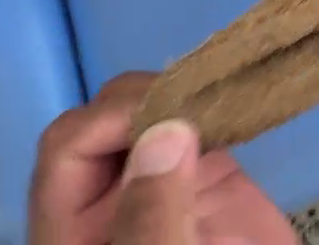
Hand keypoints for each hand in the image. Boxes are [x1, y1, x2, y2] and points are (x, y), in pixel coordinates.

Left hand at [29, 72, 297, 244]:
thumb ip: (151, 218)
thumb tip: (166, 130)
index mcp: (73, 226)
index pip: (70, 144)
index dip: (114, 118)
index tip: (176, 116)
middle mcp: (110, 196)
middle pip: (105, 117)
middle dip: (150, 98)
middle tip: (205, 101)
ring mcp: (162, 182)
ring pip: (154, 112)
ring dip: (186, 91)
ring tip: (228, 90)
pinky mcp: (212, 175)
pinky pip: (205, 123)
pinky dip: (224, 100)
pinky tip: (248, 99)